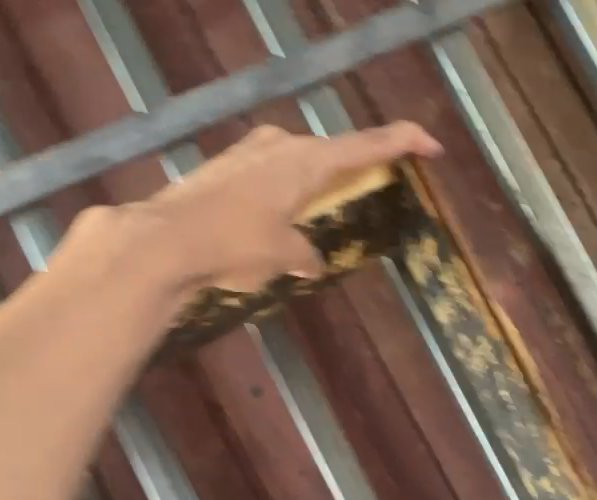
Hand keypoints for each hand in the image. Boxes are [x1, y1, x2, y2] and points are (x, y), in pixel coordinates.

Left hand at [56, 121, 442, 292]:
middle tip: (359, 202)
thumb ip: (305, 255)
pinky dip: (279, 198)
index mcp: (308, 160)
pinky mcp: (224, 166)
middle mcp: (281, 145)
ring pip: (294, 167)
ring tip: (305, 228)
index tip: (431, 144)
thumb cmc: (237, 243)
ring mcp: (249, 151)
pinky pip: (267, 178)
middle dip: (345, 177)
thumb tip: (309, 260)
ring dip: (307, 192)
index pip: (366, 145)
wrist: (165, 239)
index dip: (402, 143)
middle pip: (328, 155)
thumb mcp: (283, 256)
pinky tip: (267, 228)